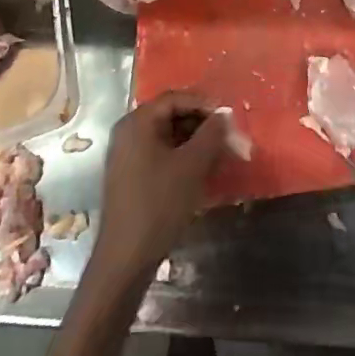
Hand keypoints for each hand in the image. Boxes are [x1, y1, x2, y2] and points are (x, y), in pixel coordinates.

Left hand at [92, 90, 227, 277]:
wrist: (125, 257)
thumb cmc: (159, 204)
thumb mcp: (191, 166)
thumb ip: (211, 135)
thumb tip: (225, 114)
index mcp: (137, 122)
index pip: (175, 98)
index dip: (204, 104)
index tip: (229, 117)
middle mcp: (128, 132)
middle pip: (170, 116)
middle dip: (201, 126)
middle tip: (228, 139)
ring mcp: (127, 155)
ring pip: (167, 137)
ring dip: (194, 143)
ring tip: (220, 157)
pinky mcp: (131, 176)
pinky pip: (160, 155)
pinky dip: (182, 158)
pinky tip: (202, 173)